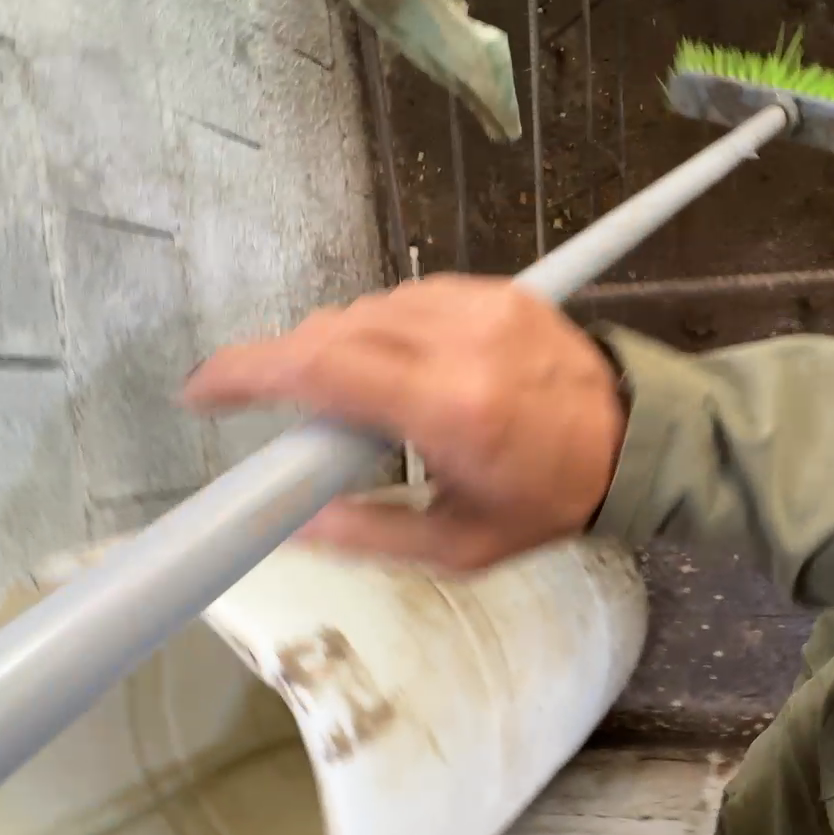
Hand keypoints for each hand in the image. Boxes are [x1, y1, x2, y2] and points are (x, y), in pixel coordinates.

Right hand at [182, 275, 625, 571]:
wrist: (633, 440)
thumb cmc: (551, 501)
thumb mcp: (462, 545)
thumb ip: (370, 535)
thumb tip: (290, 522)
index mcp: (452, 409)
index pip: (320, 368)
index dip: (244, 371)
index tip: (200, 390)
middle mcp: (463, 341)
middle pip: (334, 330)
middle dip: (291, 364)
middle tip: (291, 410)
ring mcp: (485, 305)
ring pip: (370, 308)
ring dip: (343, 346)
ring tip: (361, 395)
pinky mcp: (502, 289)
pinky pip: (414, 296)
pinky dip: (389, 328)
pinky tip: (407, 365)